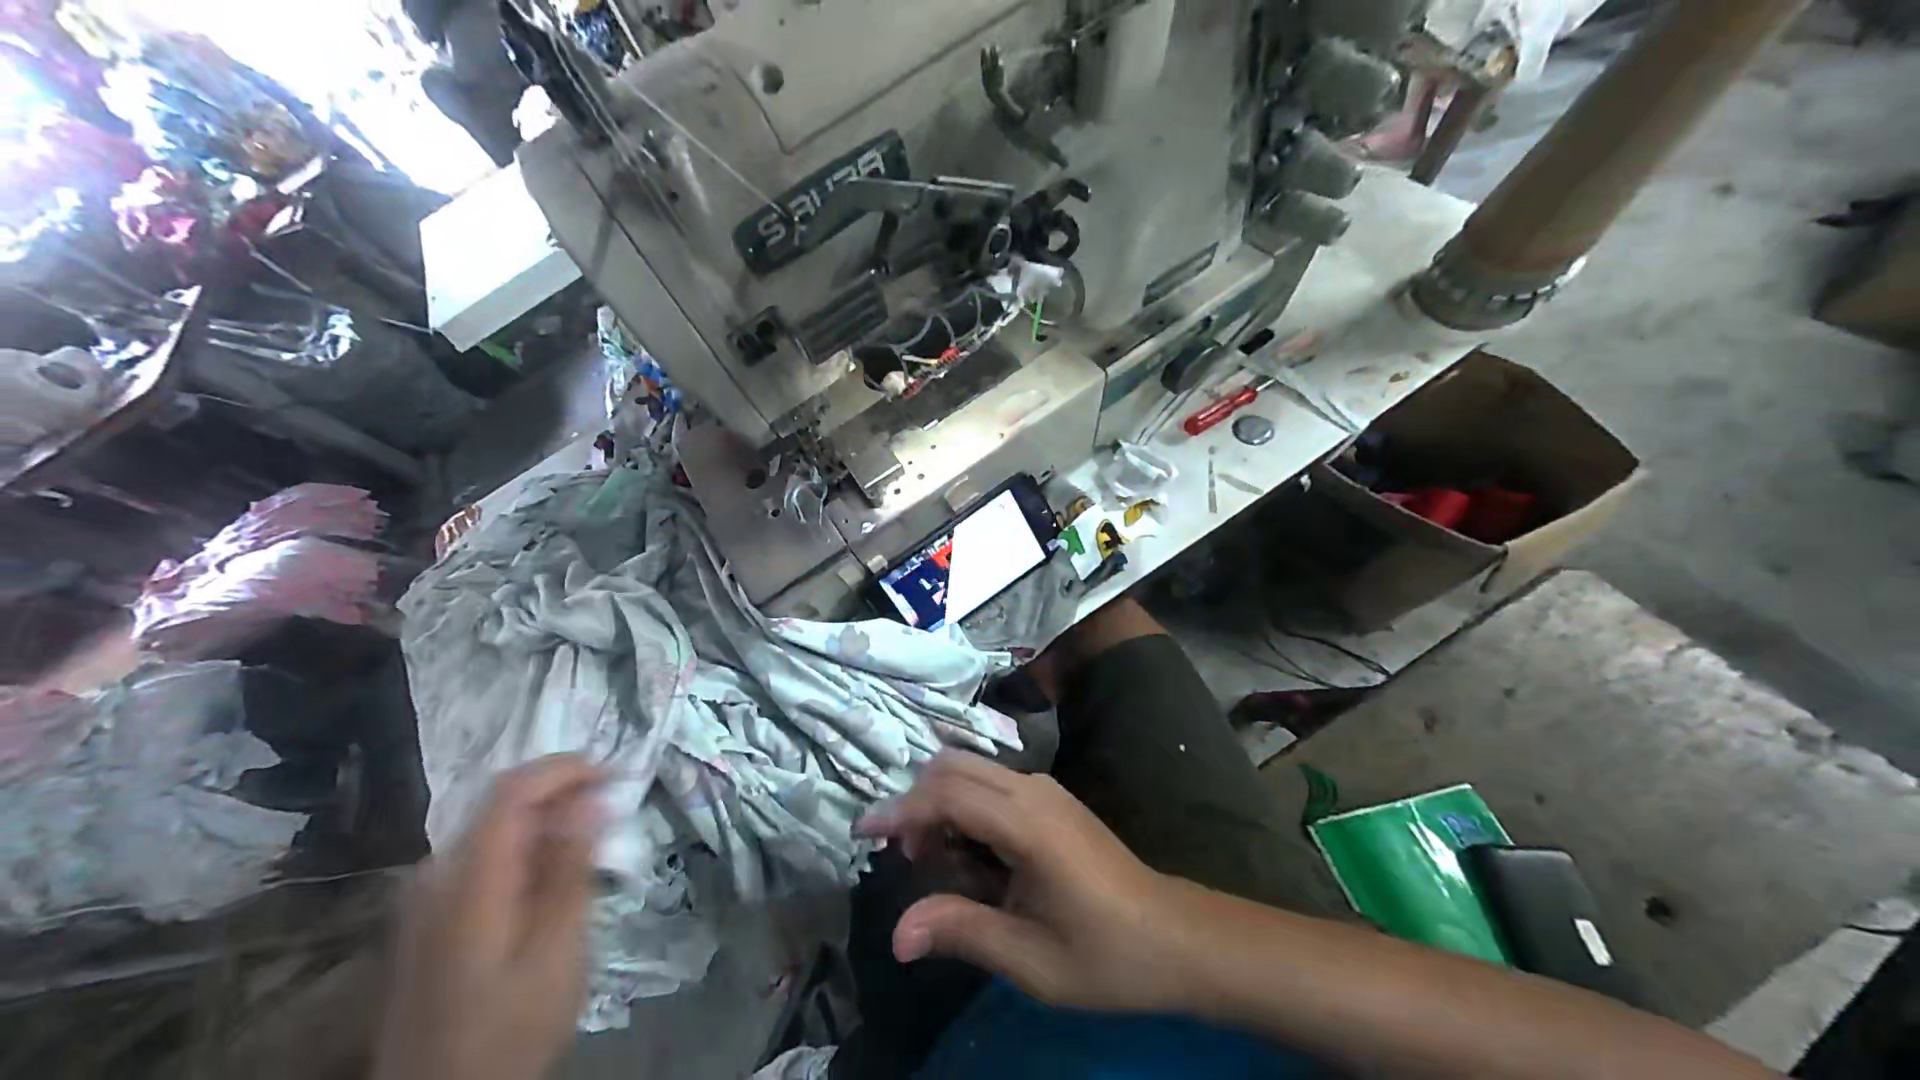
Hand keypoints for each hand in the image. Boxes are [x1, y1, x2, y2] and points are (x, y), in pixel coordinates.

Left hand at [373, 756, 605, 1079]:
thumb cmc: (508, 1028)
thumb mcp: (557, 951)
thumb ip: (570, 869)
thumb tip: (590, 801)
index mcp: (467, 879)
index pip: (512, 789)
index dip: (566, 768)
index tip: (615, 776)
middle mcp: (436, 874)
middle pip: (502, 803)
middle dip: (563, 793)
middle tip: (614, 811)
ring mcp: (425, 896)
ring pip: (495, 827)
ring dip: (548, 820)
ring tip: (594, 842)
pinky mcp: (430, 915)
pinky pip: (484, 855)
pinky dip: (526, 846)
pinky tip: (554, 874)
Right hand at [855, 752, 1193, 1011]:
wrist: (1177, 937)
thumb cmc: (1107, 954)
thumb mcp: (1031, 959)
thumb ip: (961, 933)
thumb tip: (897, 935)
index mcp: (1028, 823)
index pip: (947, 795)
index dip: (900, 811)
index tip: (864, 834)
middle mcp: (1033, 790)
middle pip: (954, 766)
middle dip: (916, 801)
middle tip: (904, 856)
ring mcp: (1045, 789)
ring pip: (971, 767)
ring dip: (938, 798)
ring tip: (931, 856)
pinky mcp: (1051, 799)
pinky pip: (990, 781)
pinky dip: (962, 800)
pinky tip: (966, 848)